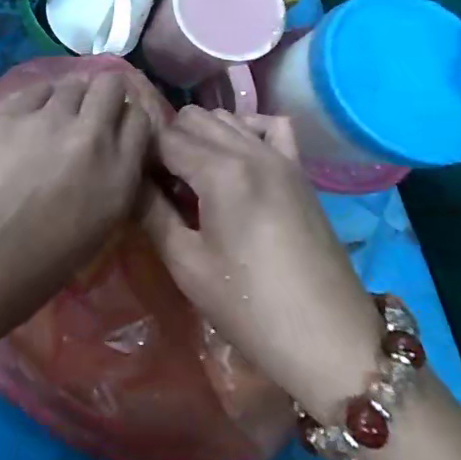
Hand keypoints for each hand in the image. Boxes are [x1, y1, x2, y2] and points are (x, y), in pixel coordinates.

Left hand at [0, 72, 152, 333]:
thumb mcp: (98, 229)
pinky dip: (37, 101)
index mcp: (119, 175)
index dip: (127, 122)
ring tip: (53, 122)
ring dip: (70, 99)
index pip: (140, 120)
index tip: (115, 131)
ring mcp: (46, 119)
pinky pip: (35, 90)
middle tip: (88, 117)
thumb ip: (112, 181)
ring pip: (73, 84)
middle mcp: (90, 136)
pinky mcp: (8, 112)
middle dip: (105, 97)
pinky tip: (25, 123)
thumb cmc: (35, 269)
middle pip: (110, 86)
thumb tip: (108, 153)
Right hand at [140, 107, 383, 420]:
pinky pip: (269, 127)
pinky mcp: (300, 170)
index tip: (135, 184)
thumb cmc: (249, 307)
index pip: (163, 137)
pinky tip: (236, 161)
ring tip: (194, 180)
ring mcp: (281, 156)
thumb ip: (151, 211)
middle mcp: (250, 150)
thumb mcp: (186, 264)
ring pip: (226, 118)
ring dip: (201, 138)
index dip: (143, 156)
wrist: (330, 341)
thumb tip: (130, 180)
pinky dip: (245, 130)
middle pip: (193, 118)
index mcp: (220, 171)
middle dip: (169, 143)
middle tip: (162, 186)